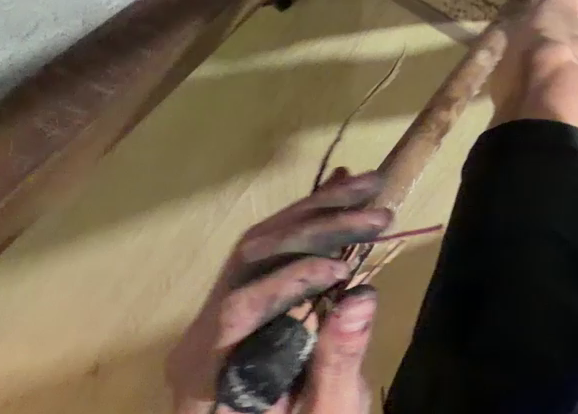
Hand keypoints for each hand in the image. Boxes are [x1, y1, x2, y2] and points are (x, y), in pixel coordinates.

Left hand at [166, 170, 393, 413]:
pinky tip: (341, 187)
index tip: (346, 268)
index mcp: (206, 374)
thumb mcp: (322, 413)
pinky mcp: (244, 300)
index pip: (239, 308)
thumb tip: (362, 294)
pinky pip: (271, 248)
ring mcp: (218, 314)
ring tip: (370, 186)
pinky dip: (309, 215)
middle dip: (316, 226)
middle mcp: (201, 335)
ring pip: (261, 243)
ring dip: (319, 210)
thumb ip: (336, 361)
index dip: (291, 278)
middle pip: (250, 260)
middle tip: (377, 212)